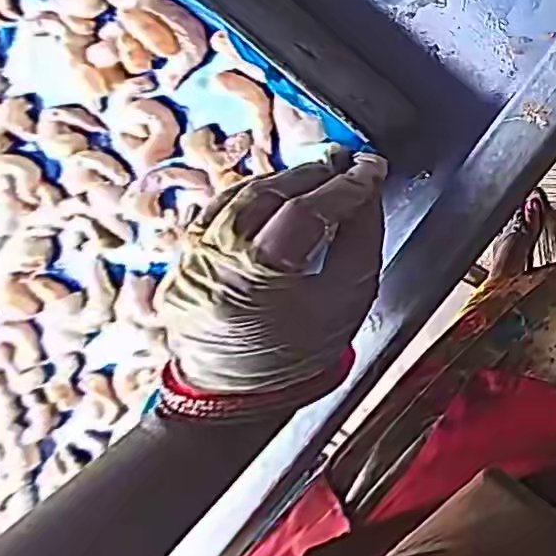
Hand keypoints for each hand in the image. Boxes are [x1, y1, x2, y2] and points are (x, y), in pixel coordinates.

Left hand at [158, 149, 386, 399]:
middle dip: (314, 172)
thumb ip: (361, 233)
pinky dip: (253, 195)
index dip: (348, 182)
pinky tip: (280, 192)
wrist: (241, 393)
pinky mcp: (182, 264)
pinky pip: (217, 214)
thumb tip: (367, 190)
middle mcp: (214, 262)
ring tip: (319, 173)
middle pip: (266, 194)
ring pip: (236, 198)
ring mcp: (190, 263)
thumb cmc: (307, 344)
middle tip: (349, 162)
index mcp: (260, 274)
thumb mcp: (353, 288)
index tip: (374, 166)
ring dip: (283, 179)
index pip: (308, 208)